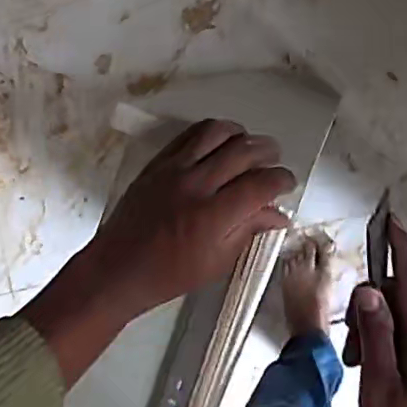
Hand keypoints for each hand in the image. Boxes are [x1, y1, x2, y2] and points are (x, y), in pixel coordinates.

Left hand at [22, 119, 295, 383]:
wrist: (118, 266)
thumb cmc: (170, 274)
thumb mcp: (217, 262)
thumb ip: (249, 231)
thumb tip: (279, 213)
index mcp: (212, 217)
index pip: (259, 185)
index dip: (281, 179)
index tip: (288, 182)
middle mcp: (195, 185)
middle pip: (242, 151)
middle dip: (267, 152)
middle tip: (275, 160)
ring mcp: (174, 168)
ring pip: (216, 132)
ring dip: (241, 134)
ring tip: (250, 145)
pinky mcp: (159, 161)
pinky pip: (190, 134)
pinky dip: (212, 132)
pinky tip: (221, 141)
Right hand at [349, 216, 406, 406]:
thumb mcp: (379, 386)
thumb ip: (375, 335)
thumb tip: (369, 291)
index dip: (400, 251)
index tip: (392, 221)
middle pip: (399, 301)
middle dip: (370, 308)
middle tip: (351, 346)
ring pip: (399, 321)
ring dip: (373, 331)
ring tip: (357, 365)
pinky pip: (404, 339)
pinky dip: (383, 344)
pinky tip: (369, 369)